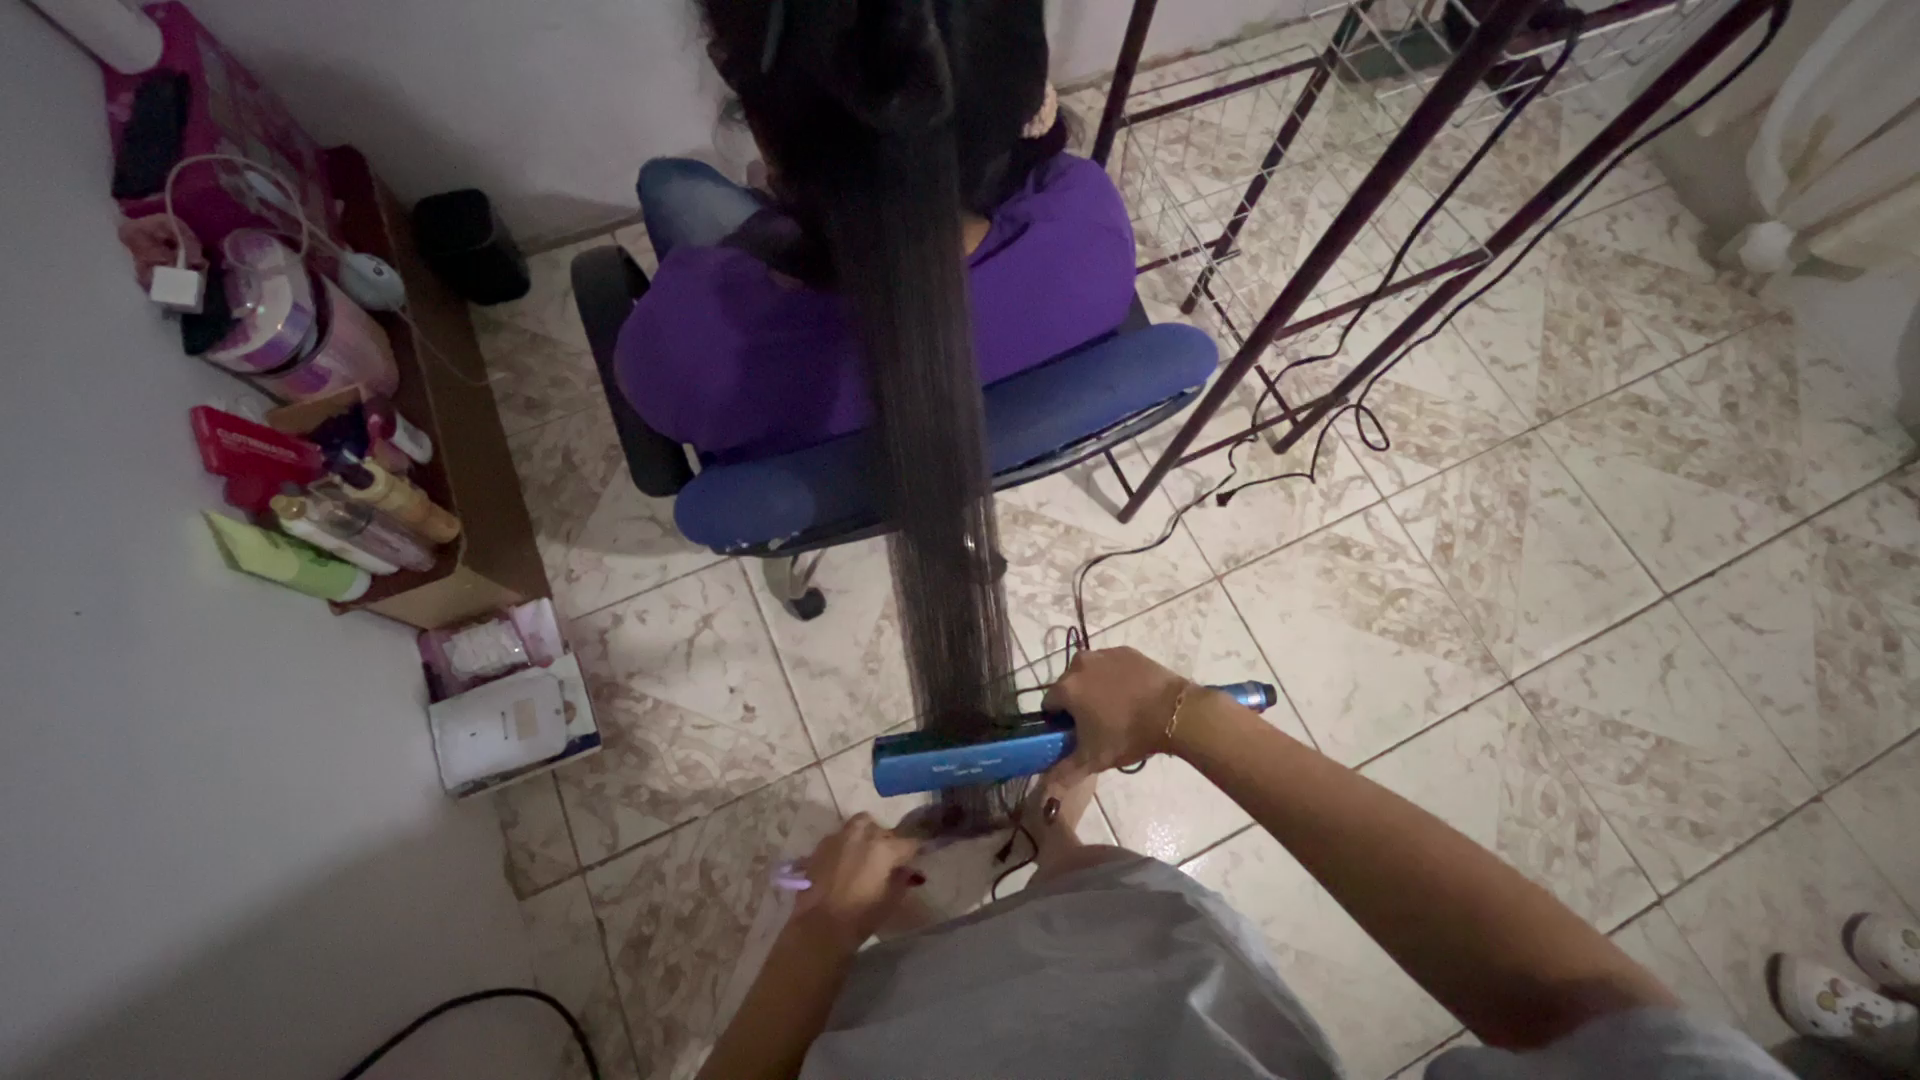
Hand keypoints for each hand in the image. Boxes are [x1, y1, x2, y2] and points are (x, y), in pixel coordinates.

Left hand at [788, 814, 923, 948]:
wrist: (818, 926)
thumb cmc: (860, 917)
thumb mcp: (890, 901)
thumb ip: (903, 879)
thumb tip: (908, 870)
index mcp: (885, 848)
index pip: (910, 842)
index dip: (917, 849)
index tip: (920, 854)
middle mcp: (863, 834)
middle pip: (884, 830)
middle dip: (890, 841)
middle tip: (890, 859)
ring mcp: (840, 837)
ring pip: (860, 824)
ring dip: (868, 834)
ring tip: (866, 852)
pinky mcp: (821, 846)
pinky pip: (841, 836)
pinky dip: (847, 843)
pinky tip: (845, 861)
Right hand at [1042, 646, 1189, 782]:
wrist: (1173, 712)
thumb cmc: (1128, 735)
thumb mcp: (1093, 759)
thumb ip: (1064, 774)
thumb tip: (1044, 793)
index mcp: (1066, 688)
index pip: (1049, 705)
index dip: (1059, 722)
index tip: (1076, 734)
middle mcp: (1079, 664)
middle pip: (1068, 686)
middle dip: (1077, 702)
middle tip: (1097, 724)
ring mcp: (1104, 654)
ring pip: (1089, 674)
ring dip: (1094, 688)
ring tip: (1116, 708)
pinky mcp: (1126, 651)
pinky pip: (1110, 665)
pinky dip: (1115, 677)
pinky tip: (1131, 694)